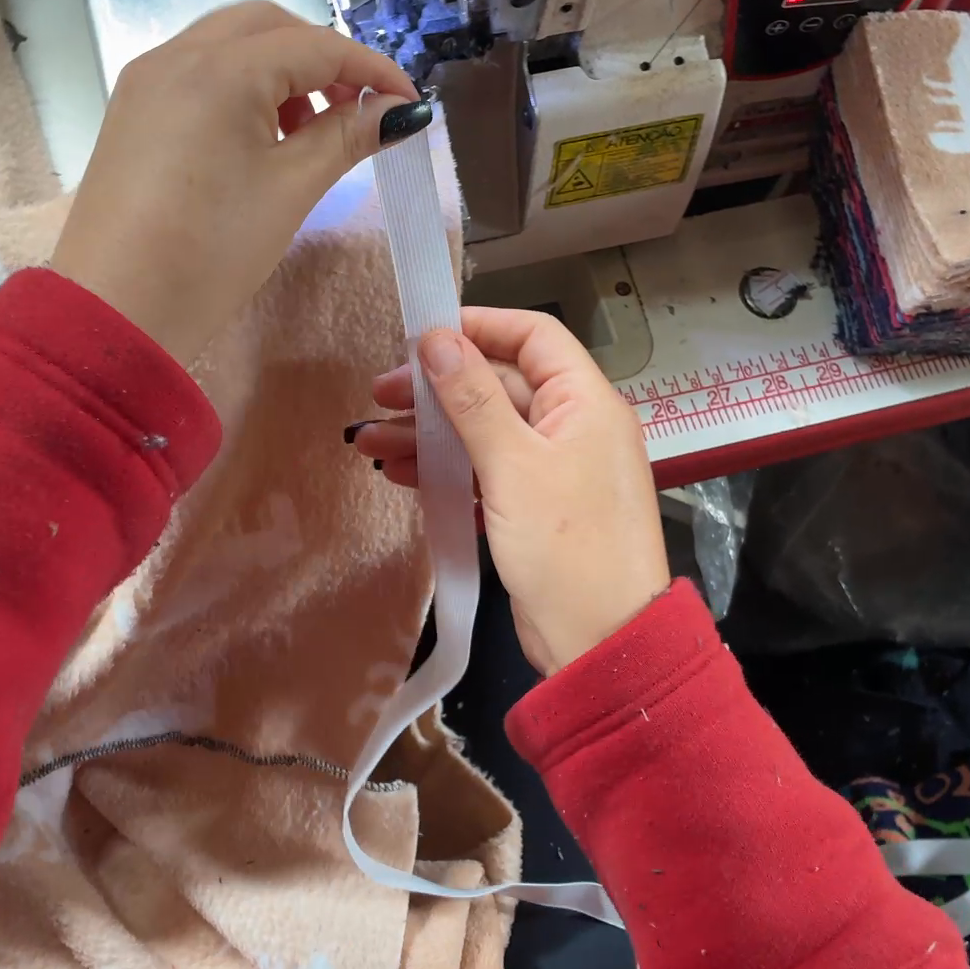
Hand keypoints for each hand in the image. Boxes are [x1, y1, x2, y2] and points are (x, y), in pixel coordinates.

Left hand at [51, 0, 427, 363]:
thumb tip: (400, 112)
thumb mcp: (291, 191)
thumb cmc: (212, 251)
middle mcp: (176, 55)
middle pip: (267, 27)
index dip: (372, 69)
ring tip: (310, 131)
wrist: (117, 310)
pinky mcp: (133, 112)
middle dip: (323, 58)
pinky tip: (261, 139)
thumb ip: (347, 138)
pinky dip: (243, 89)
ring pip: (229, 46)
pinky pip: (199, 76)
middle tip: (359, 109)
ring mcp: (146, 81)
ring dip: (282, 72)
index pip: (314, 46)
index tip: (410, 105)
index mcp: (220, 69)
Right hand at [353, 309, 670, 675]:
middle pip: (498, 385)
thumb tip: (437, 339)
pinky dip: (446, 469)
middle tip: (379, 394)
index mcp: (584, 401)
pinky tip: (398, 473)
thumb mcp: (512, 465)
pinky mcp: (533, 505)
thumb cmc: (565, 543)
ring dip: (429, 434)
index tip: (422, 335)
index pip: (532, 336)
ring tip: (369, 440)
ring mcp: (552, 467)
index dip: (479, 326)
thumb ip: (473, 399)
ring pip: (484, 432)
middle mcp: (571, 425)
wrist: (601, 642)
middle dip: (438, 389)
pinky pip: (485, 470)